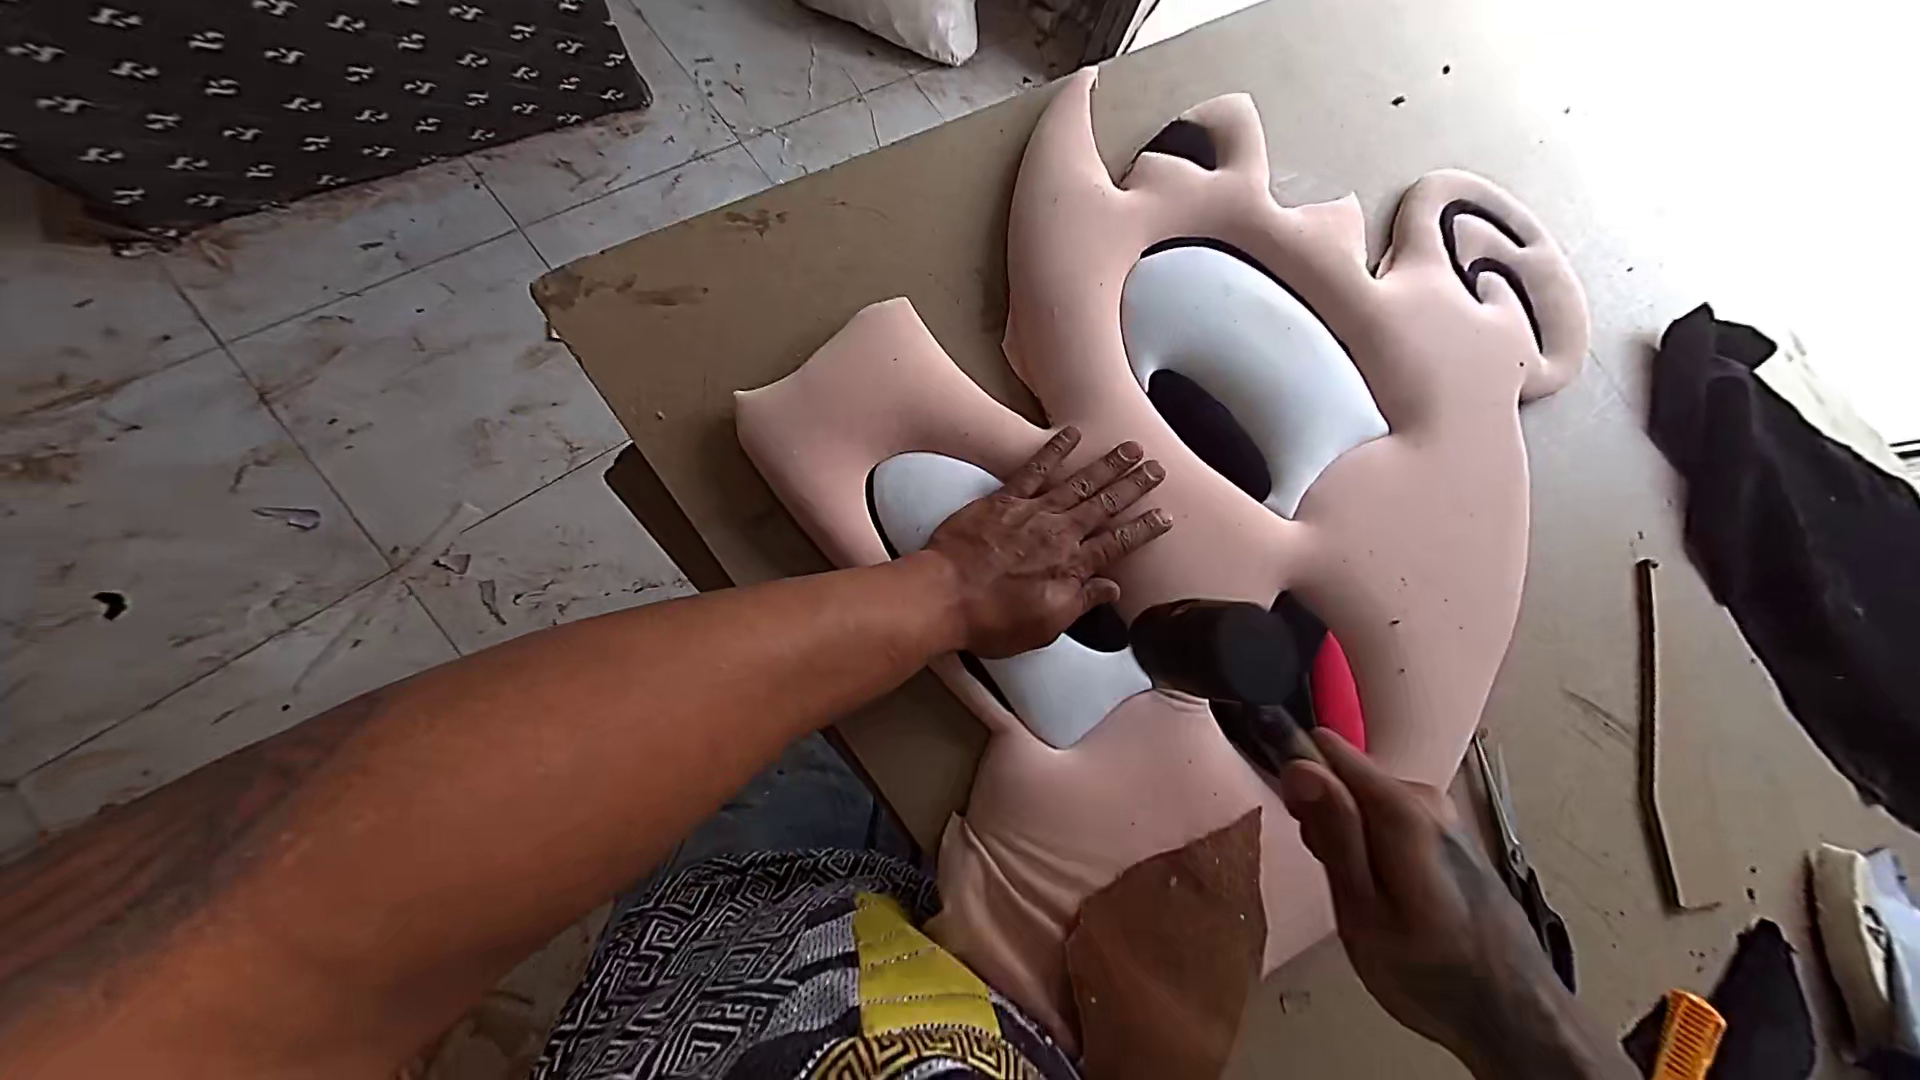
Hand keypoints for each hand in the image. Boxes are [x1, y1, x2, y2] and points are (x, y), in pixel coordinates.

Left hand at [919, 427, 1169, 658]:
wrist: (944, 596)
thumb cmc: (989, 618)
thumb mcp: (1044, 626)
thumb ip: (1080, 602)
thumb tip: (1109, 589)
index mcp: (1071, 567)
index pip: (1118, 544)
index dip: (1144, 529)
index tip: (1163, 516)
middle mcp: (1058, 534)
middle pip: (1105, 505)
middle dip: (1134, 486)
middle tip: (1156, 470)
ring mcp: (1032, 513)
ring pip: (1079, 483)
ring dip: (1107, 464)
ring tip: (1130, 448)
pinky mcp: (1004, 499)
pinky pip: (1035, 468)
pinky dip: (1055, 449)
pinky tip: (1072, 434)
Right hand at [1276, 730, 1635, 1079]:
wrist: (1521, 1023)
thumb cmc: (1430, 974)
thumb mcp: (1363, 909)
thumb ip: (1333, 830)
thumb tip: (1298, 765)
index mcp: (1402, 808)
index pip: (1326, 747)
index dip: (1299, 776)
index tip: (1298, 820)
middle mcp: (1425, 796)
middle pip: (1342, 773)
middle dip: (1323, 810)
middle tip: (1332, 870)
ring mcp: (1441, 813)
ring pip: (1360, 795)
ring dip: (1345, 828)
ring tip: (1358, 887)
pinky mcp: (1447, 830)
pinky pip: (1384, 812)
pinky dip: (1370, 838)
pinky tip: (1384, 886)